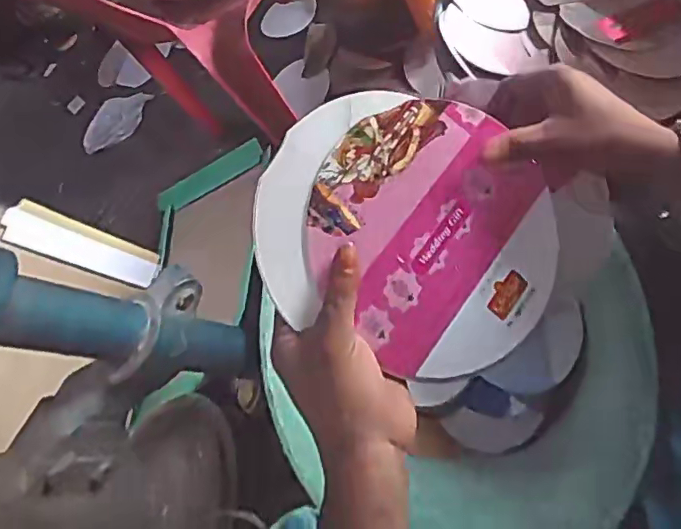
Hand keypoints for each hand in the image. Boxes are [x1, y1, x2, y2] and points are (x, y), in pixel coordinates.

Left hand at [272, 245, 415, 465]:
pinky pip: (372, 322)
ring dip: (360, 286)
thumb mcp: (333, 338)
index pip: (288, 291)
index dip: (300, 264)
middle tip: (349, 230)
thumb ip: (339, 294)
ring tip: (373, 243)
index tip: (314, 232)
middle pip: (320, 298)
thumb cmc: (341, 396)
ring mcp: (341, 350)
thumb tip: (345, 250)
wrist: (376, 449)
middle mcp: (311, 342)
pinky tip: (393, 276)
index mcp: (288, 339)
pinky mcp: (369, 357)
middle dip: (334, 271)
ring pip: (348, 308)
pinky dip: (380, 304)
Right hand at [480, 65, 677, 187]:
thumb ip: (514, 146)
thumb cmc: (600, 138)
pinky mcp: (585, 116)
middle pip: (521, 102)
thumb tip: (479, 155)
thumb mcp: (553, 143)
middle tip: (494, 150)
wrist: (654, 155)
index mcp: (550, 78)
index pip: (507, 88)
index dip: (491, 110)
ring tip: (514, 160)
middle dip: (507, 127)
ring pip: (536, 116)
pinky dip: (542, 142)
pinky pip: (552, 125)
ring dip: (524, 137)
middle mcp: (561, 82)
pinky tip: (540, 163)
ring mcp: (575, 98)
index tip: (479, 133)